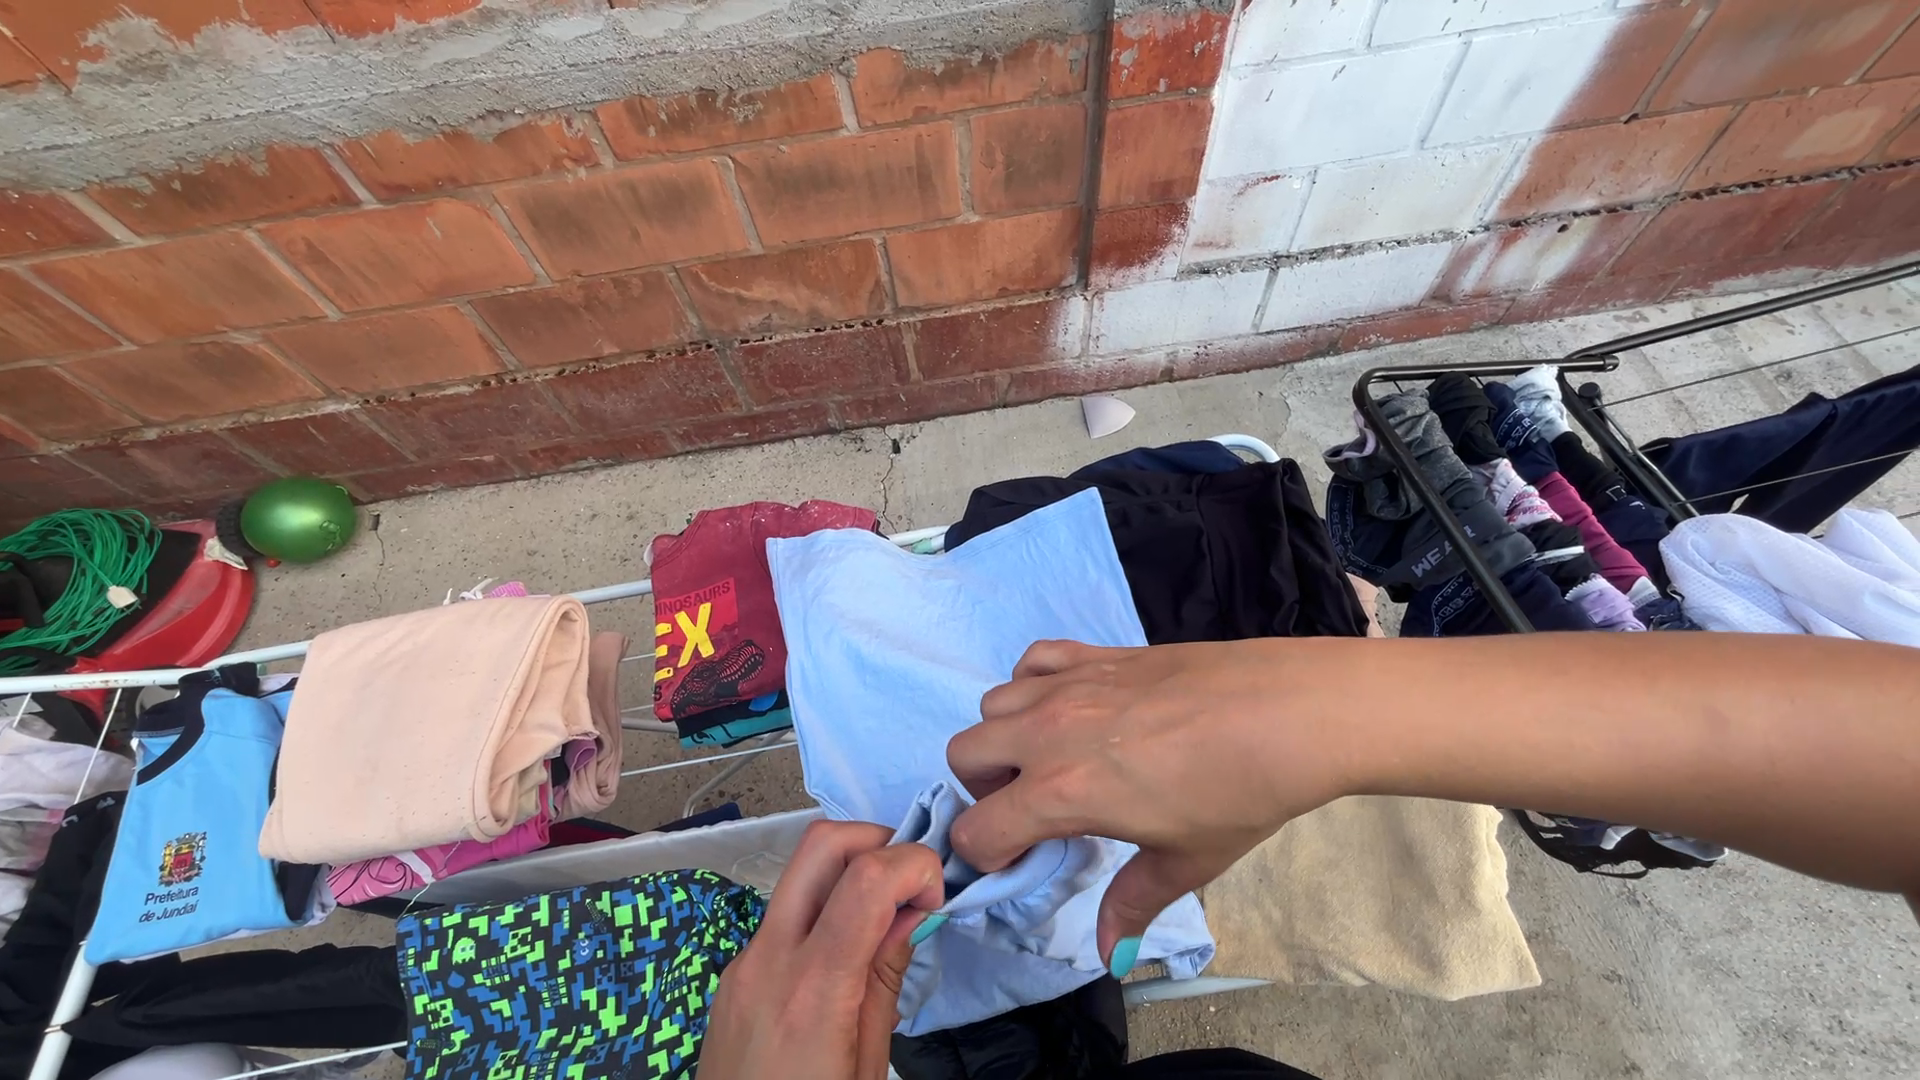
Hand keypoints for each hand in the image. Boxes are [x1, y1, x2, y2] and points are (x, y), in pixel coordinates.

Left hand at [700, 821, 943, 1079]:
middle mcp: (768, 956)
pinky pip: (785, 912)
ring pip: (801, 871)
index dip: (915, 865)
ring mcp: (742, 959)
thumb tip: (912, 907)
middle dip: (878, 840)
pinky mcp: (733, 971)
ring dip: (851, 868)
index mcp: (812, 989)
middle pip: (821, 843)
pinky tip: (847, 951)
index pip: (866, 878)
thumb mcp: (869, 1066)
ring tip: (885, 913)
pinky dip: (826, 905)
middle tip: (909, 881)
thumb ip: (885, 976)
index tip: (935, 898)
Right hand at [946, 639, 1362, 970]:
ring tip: (1053, 756)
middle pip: (963, 754)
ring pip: (991, 705)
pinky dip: (1032, 683)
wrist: (1287, 712)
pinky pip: (1032, 660)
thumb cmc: (1238, 793)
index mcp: (1061, 791)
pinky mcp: (1094, 653)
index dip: (988, 855)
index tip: (1023, 861)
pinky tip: (1069, 704)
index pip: (976, 828)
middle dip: (984, 790)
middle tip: (1034, 808)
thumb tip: (1113, 958)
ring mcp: (1068, 685)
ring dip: (1005, 736)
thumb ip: (1133, 904)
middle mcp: (1047, 732)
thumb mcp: (1185, 861)